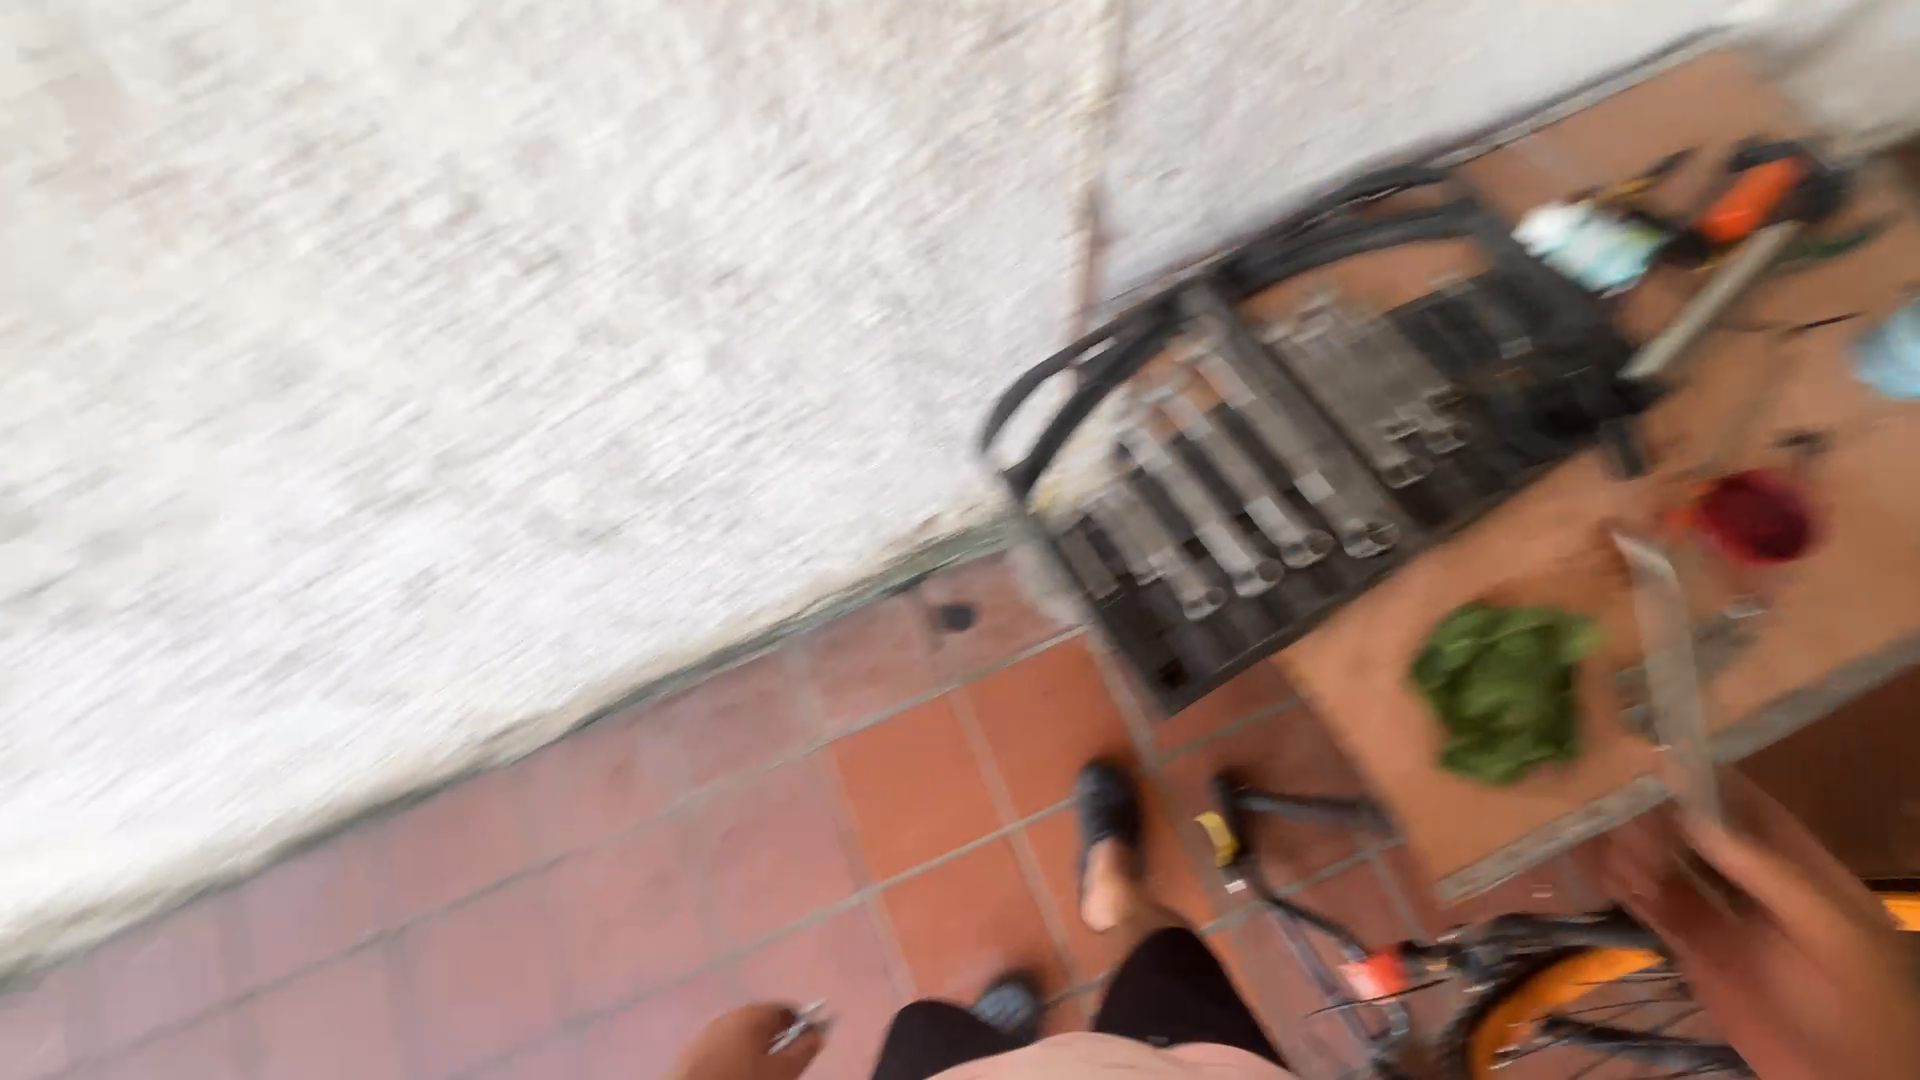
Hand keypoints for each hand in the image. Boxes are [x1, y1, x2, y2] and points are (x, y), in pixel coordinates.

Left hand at [669, 1003, 822, 1079]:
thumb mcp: (780, 1072)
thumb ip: (804, 1050)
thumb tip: (819, 1033)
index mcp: (755, 1012)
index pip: (788, 1011)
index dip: (801, 1029)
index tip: (804, 1052)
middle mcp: (733, 1013)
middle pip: (765, 1024)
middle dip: (776, 1044)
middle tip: (781, 1071)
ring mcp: (710, 1030)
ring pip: (743, 1038)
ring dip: (754, 1054)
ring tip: (758, 1076)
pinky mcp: (693, 1050)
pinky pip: (725, 1049)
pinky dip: (734, 1061)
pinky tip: (734, 1076)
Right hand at [1594, 772, 1919, 1079]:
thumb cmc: (1861, 1007)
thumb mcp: (1831, 934)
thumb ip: (1765, 871)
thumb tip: (1687, 812)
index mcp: (1800, 872)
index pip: (1746, 808)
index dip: (1700, 779)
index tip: (1645, 752)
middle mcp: (1753, 883)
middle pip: (1692, 832)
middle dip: (1651, 815)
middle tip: (1609, 806)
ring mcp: (1718, 914)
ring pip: (1660, 862)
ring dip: (1629, 850)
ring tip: (1610, 852)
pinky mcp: (1687, 944)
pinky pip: (1643, 901)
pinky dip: (1616, 883)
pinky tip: (1595, 870)